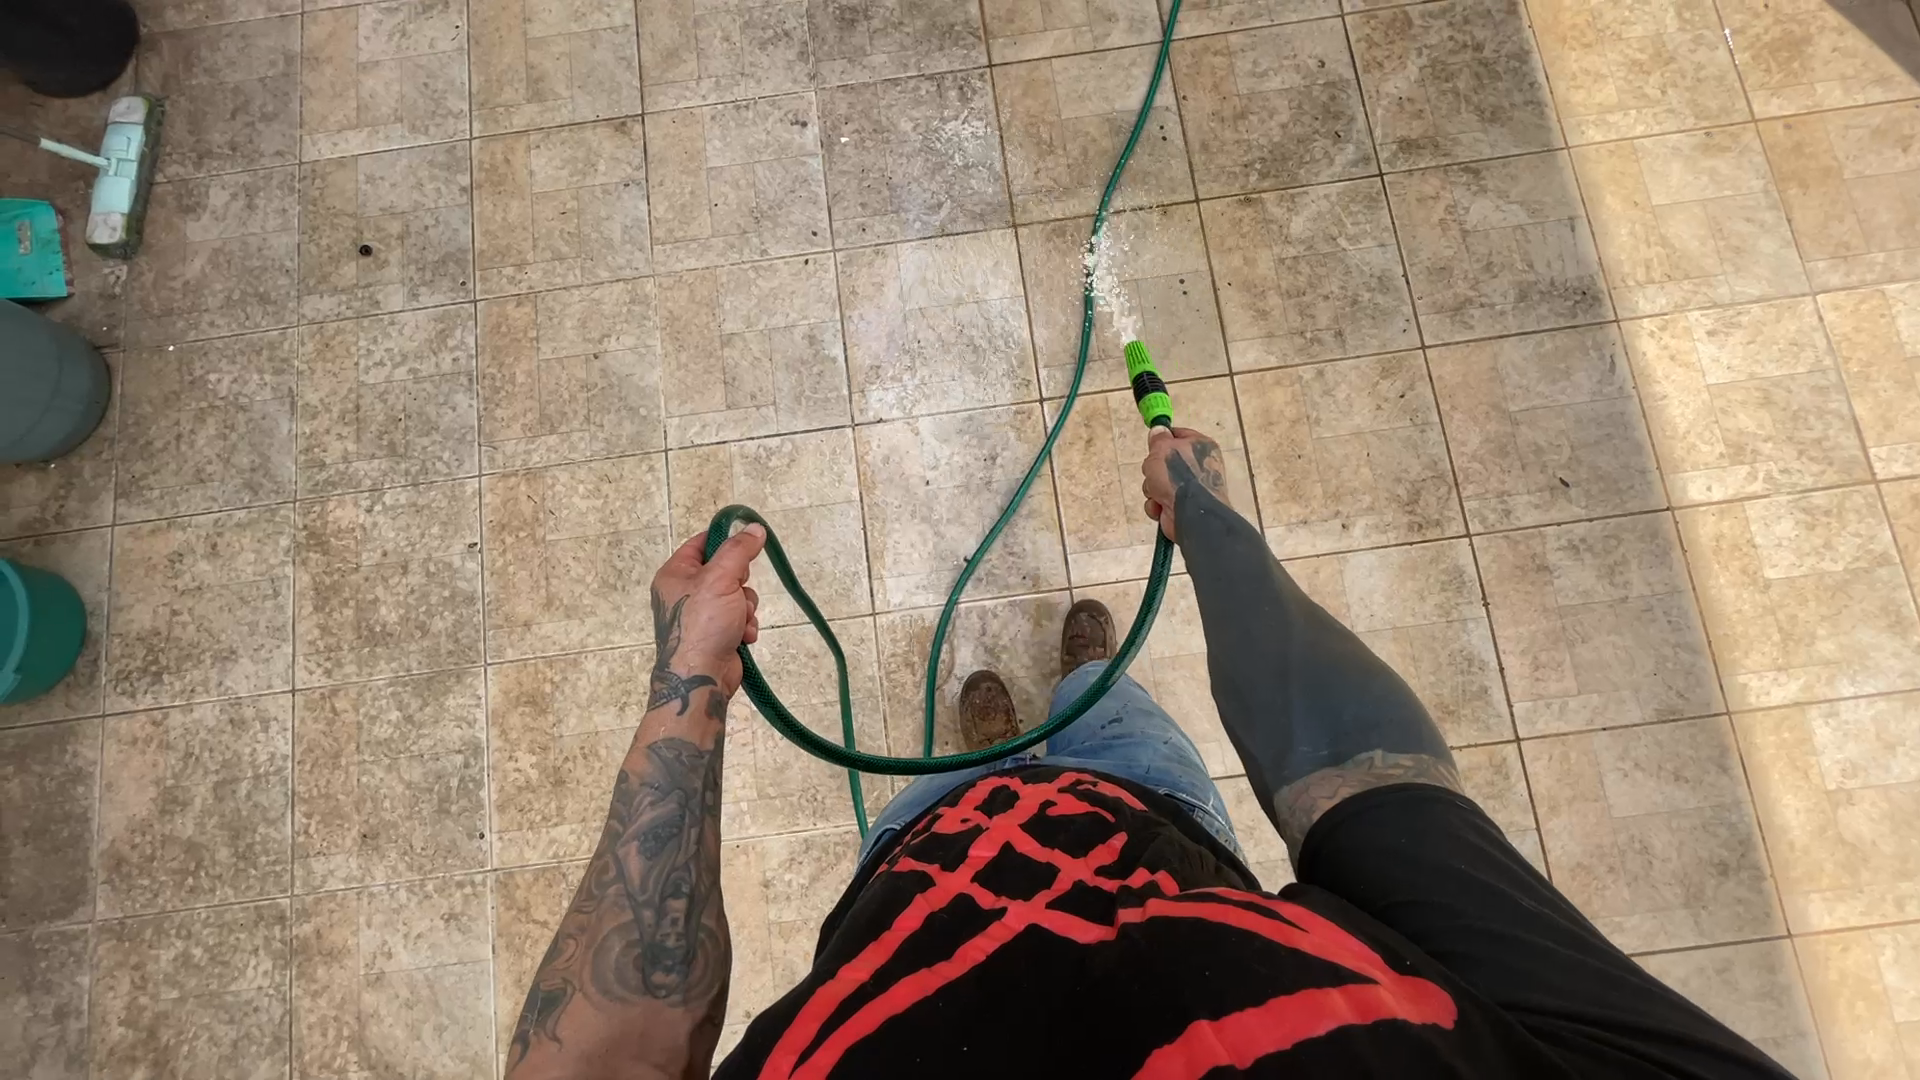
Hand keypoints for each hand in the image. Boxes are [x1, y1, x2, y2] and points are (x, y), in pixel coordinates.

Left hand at [647, 525, 765, 708]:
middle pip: (725, 570)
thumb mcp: (721, 578)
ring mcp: (701, 615)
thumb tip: (755, 528)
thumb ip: (739, 550)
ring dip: (746, 608)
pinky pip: (740, 617)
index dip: (724, 540)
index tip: (748, 542)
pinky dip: (745, 625)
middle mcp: (685, 592)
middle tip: (737, 591)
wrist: (701, 676)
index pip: (701, 543)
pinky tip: (743, 636)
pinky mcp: (716, 633)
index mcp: (675, 574)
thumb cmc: (703, 623)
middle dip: (741, 583)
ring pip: (738, 595)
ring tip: (740, 621)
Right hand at [1141, 427, 1230, 541]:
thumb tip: (1159, 430)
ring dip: (1152, 488)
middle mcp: (1197, 465)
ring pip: (1158, 482)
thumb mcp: (1162, 449)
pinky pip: (1160, 501)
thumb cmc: (1178, 475)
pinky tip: (1160, 506)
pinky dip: (1156, 504)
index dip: (1162, 439)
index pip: (1178, 434)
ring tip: (1157, 493)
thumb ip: (1158, 438)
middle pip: (1164, 461)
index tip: (1151, 444)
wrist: (1190, 512)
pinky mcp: (1181, 506)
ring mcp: (1190, 488)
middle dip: (1153, 469)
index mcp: (1200, 445)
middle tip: (1153, 472)